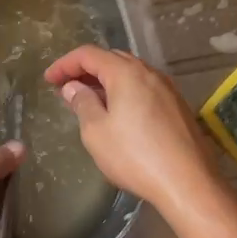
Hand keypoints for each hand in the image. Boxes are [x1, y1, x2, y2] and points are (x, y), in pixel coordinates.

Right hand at [45, 45, 222, 214]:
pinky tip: (118, 113)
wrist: (188, 183)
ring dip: (107, 81)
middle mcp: (150, 73)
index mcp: (127, 73)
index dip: (65, 64)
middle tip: (67, 88)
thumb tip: (73, 87)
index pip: (89, 54)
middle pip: (112, 59)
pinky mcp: (178, 108)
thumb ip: (83, 103)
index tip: (48, 80)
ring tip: (89, 100)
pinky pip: (145, 89)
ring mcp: (168, 90)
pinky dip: (125, 92)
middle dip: (86, 70)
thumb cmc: (135, 156)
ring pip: (131, 74)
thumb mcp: (96, 131)